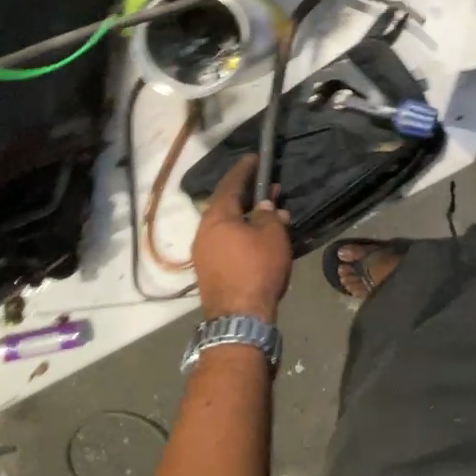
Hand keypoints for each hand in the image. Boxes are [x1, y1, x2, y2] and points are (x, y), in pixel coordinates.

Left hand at [191, 155, 291, 320]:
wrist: (239, 317)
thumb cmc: (257, 268)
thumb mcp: (271, 235)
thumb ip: (267, 215)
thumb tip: (262, 207)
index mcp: (216, 218)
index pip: (230, 185)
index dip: (243, 170)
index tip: (254, 158)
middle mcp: (203, 232)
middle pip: (226, 205)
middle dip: (248, 195)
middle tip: (268, 187)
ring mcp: (203, 253)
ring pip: (227, 225)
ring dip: (247, 217)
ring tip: (270, 214)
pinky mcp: (210, 271)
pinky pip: (227, 241)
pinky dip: (242, 233)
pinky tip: (260, 237)